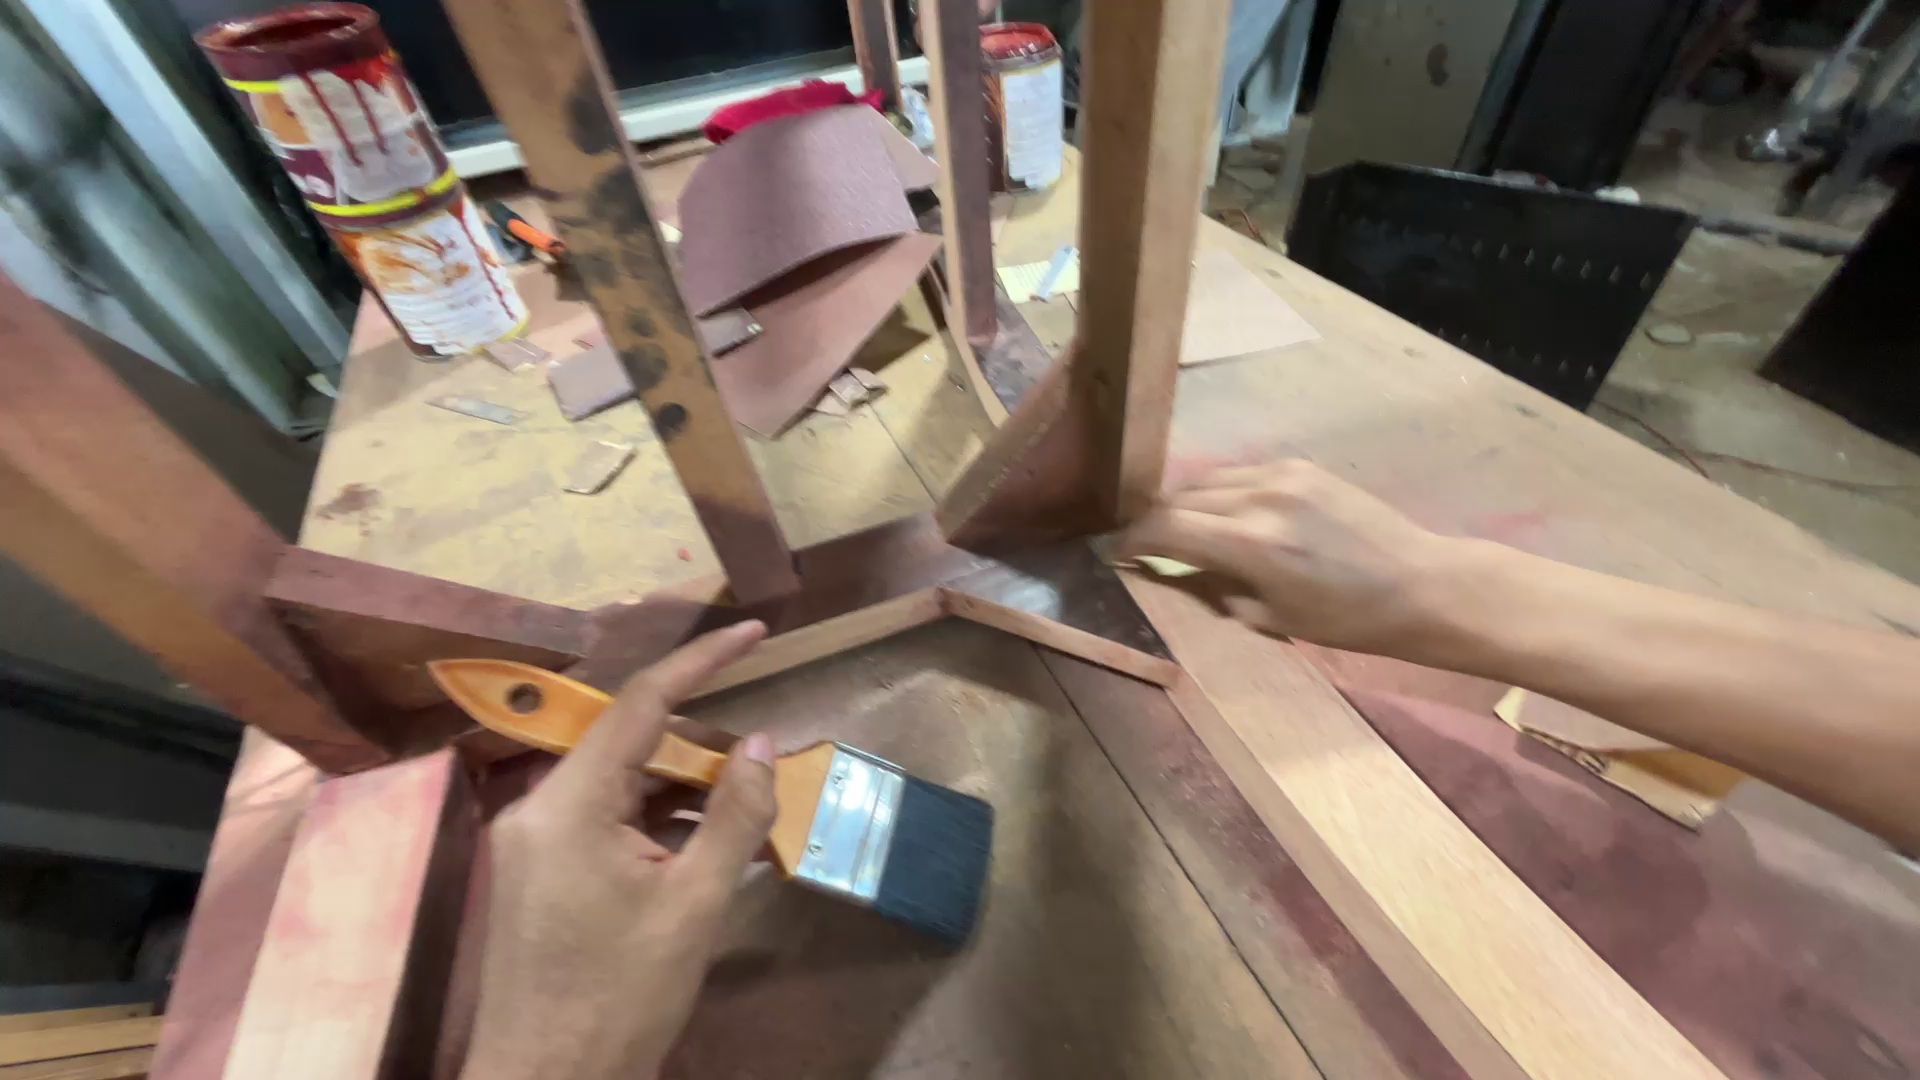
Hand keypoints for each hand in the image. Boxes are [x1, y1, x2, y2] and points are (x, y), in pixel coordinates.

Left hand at [460, 622, 775, 1079]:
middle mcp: (539, 807)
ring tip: (741, 807)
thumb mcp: (696, 902)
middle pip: (634, 741)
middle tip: (760, 760)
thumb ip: (735, 812)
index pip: (641, 703)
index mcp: (569, 806)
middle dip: (702, 743)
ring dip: (685, 784)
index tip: (754, 631)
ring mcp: (534, 838)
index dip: (702, 659)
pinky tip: (700, 841)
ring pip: (624, 778)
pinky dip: (660, 814)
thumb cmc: (621, 1000)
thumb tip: (761, 742)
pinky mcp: (540, 867)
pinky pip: (610, 813)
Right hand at [1116, 460, 1453, 652]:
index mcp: (1251, 544)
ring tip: (1181, 528)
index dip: (1132, 540)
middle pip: (1179, 499)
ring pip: (1206, 481)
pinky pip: (1238, 475)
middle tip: (1142, 543)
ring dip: (1184, 504)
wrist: (1423, 585)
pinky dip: (1218, 493)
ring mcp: (1281, 475)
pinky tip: (1224, 513)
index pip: (1166, 528)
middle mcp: (1259, 498)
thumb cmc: (1348, 620)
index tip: (1116, 553)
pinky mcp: (1300, 466)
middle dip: (1154, 522)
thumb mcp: (1269, 617)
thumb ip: (1214, 586)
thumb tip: (1175, 568)